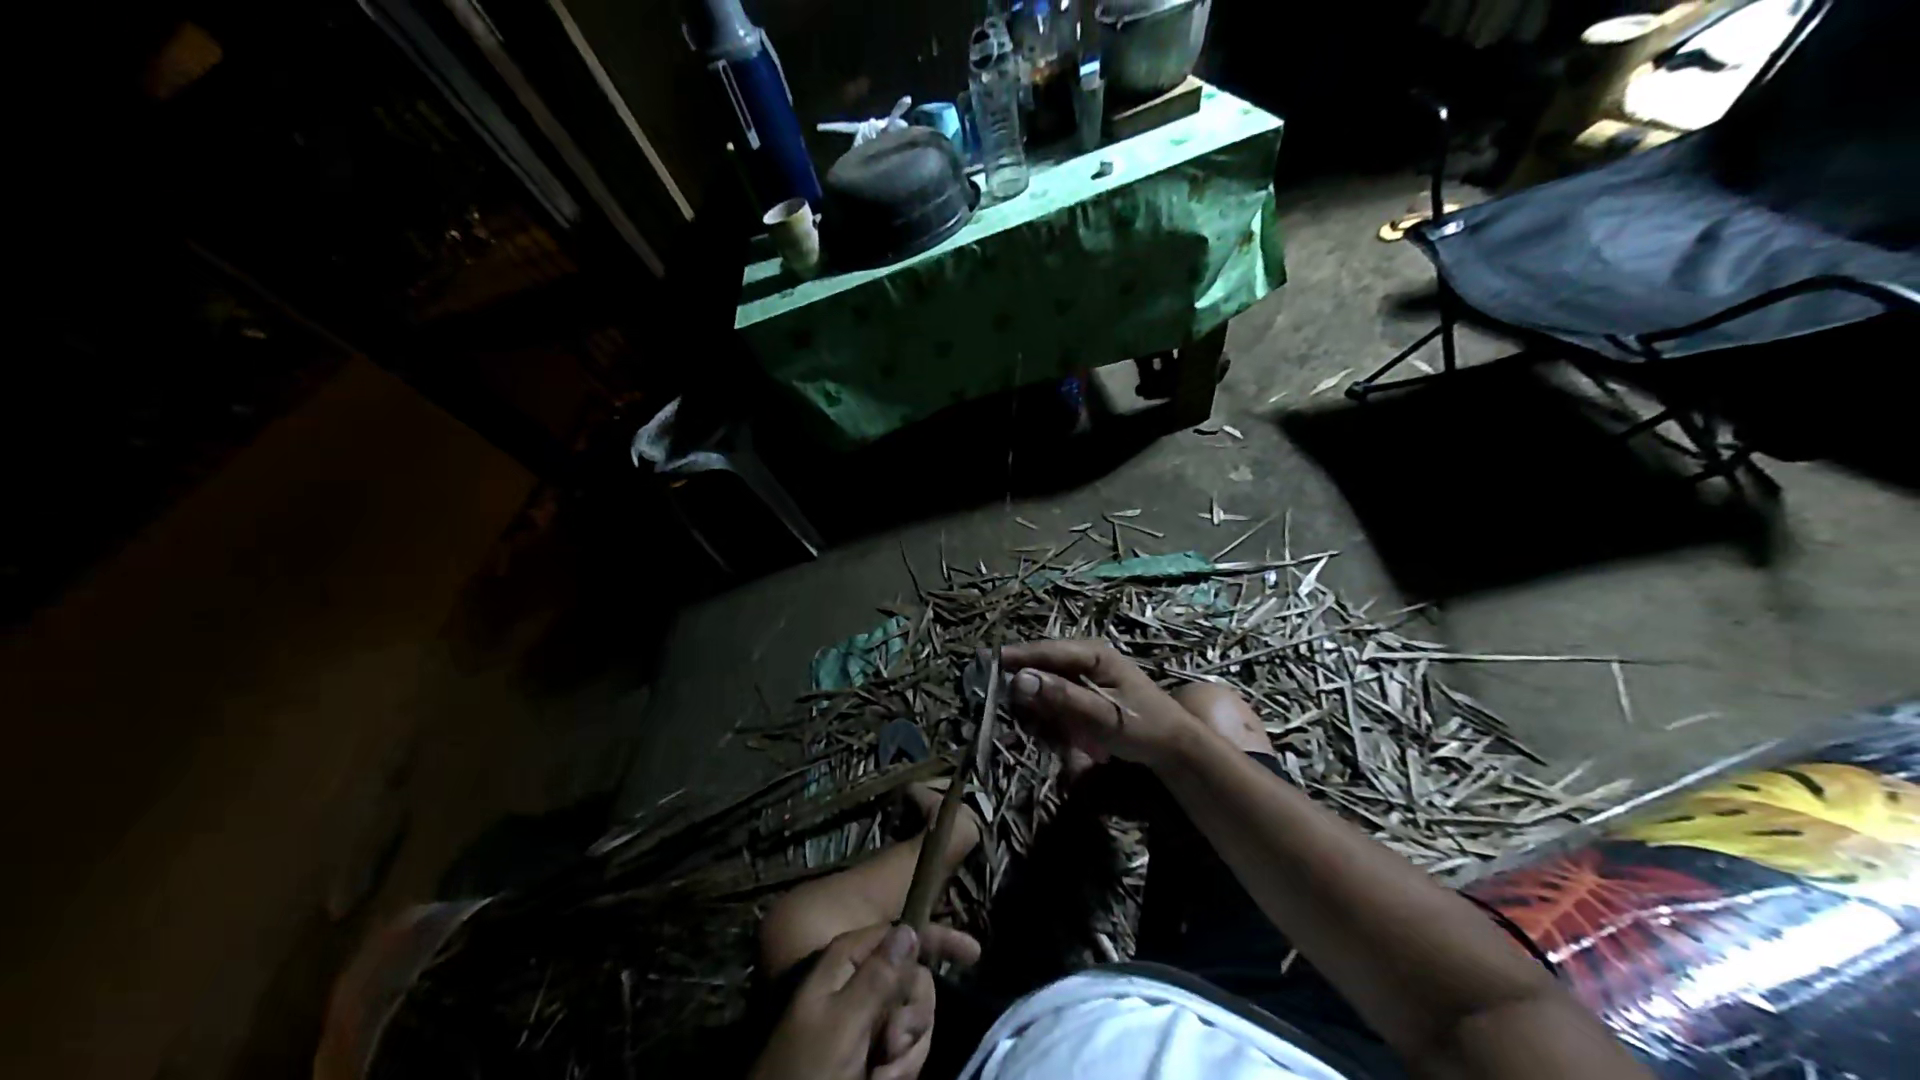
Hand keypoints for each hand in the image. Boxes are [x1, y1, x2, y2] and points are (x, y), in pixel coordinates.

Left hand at [748, 922, 978, 1079]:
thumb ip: (878, 975)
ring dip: (907, 1053)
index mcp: (844, 962)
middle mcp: (857, 981)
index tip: (973, 954)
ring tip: (882, 1076)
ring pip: (913, 1017)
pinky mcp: (870, 1049)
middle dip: (913, 1018)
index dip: (935, 940)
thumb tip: (909, 928)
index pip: (899, 933)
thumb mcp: (844, 1024)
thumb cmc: (809, 1072)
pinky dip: (901, 1069)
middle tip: (893, 1047)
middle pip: (913, 979)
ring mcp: (863, 1018)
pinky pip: (905, 1048)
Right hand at [1000, 639, 1204, 766]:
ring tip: (1027, 730)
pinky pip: (1054, 703)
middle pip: (1040, 667)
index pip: (1045, 650)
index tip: (984, 664)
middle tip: (1003, 709)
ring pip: (1044, 687)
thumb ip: (1062, 698)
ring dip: (1034, 709)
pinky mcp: (1082, 697)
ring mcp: (1083, 678)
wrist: (1174, 749)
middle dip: (1022, 688)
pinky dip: (1046, 718)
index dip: (1015, 657)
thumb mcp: (1103, 715)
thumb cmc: (1144, 727)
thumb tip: (1019, 680)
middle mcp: (1084, 660)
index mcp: (1092, 654)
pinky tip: (1045, 736)